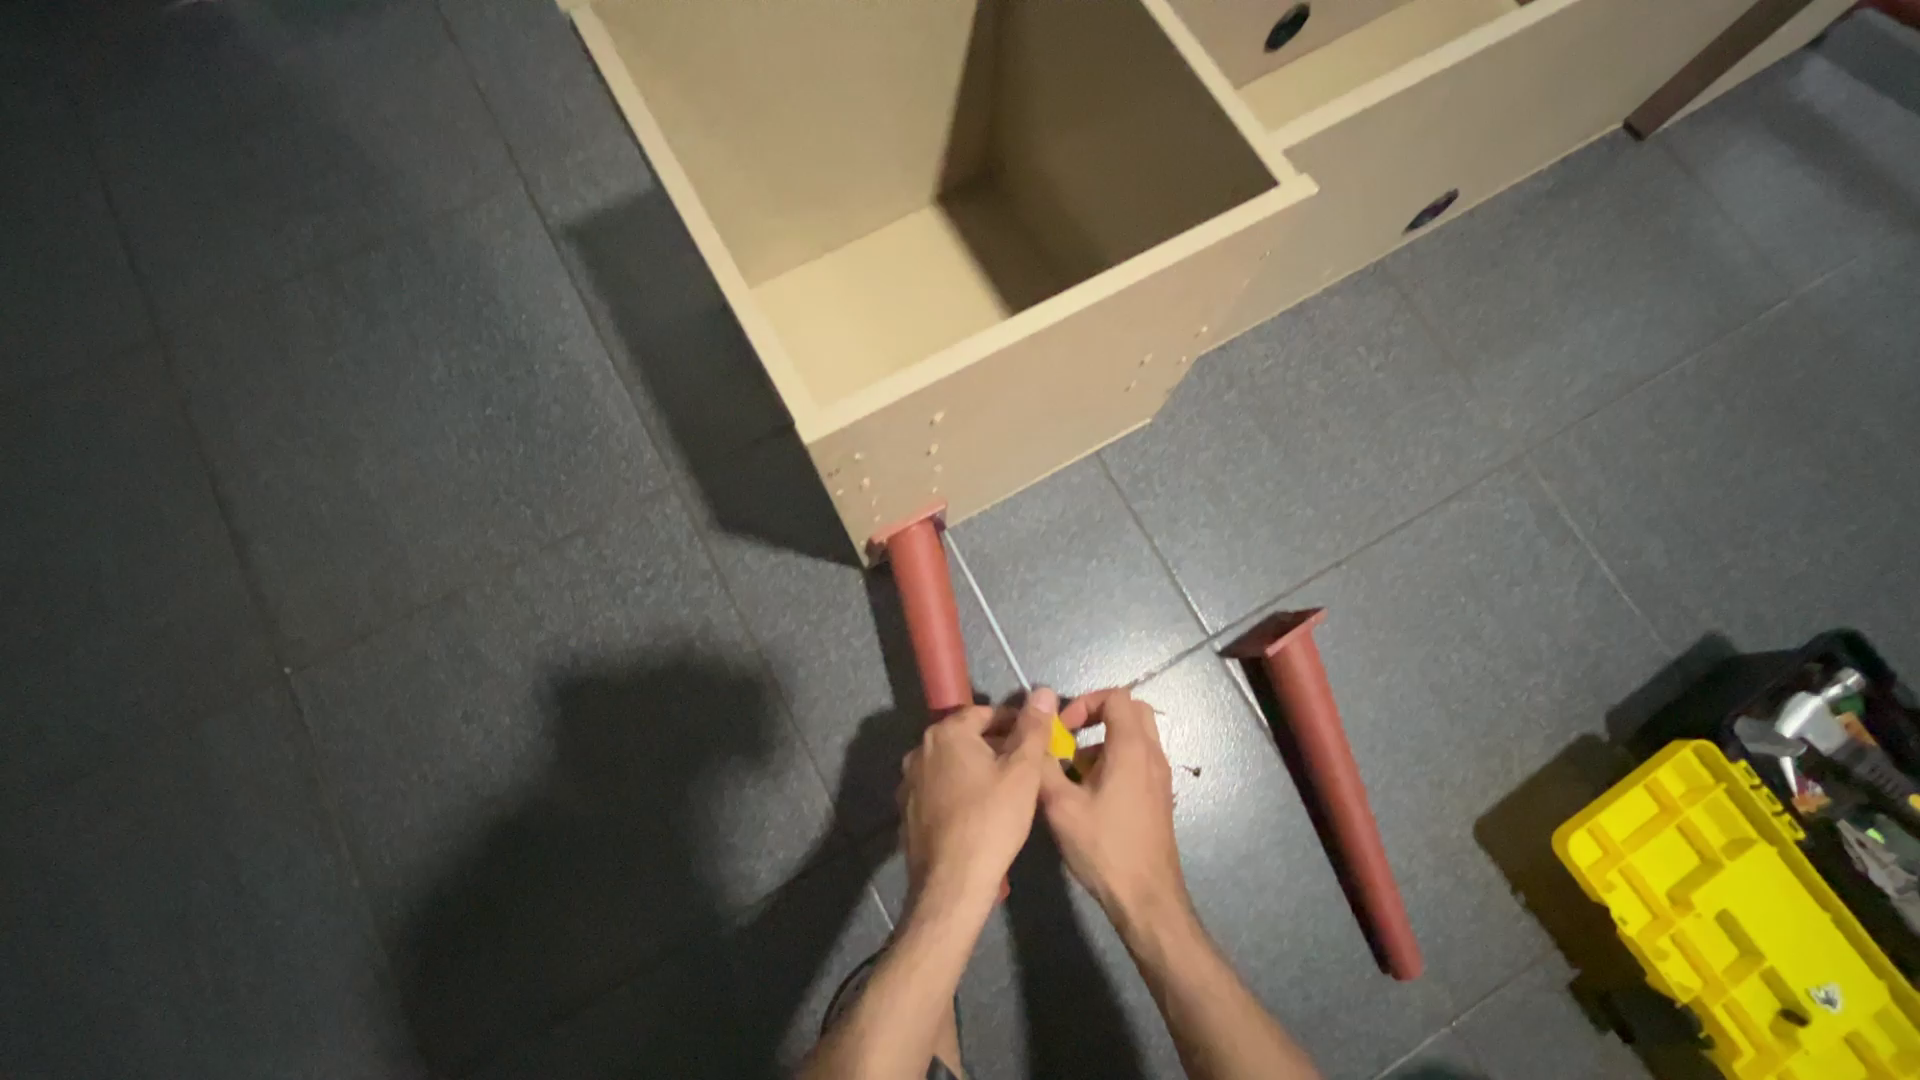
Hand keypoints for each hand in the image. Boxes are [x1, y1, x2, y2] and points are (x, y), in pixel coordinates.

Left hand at [898, 690, 1056, 918]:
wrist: (952, 883)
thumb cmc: (991, 820)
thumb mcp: (1023, 772)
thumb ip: (1032, 729)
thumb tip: (1041, 691)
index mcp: (946, 733)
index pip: (984, 713)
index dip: (1014, 723)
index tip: (1035, 741)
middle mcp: (919, 750)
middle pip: (965, 738)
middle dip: (995, 747)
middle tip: (1025, 767)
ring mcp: (908, 782)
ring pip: (951, 765)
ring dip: (975, 770)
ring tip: (1004, 791)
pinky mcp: (906, 812)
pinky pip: (938, 791)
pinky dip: (958, 793)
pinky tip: (978, 814)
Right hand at [1038, 689, 1190, 930]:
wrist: (1147, 899)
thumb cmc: (1104, 848)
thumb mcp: (1060, 805)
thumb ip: (1043, 764)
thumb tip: (1033, 733)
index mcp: (1131, 748)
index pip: (1116, 696)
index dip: (1085, 702)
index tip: (1063, 729)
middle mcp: (1152, 755)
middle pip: (1131, 710)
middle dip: (1096, 715)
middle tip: (1070, 737)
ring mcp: (1159, 777)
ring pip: (1135, 737)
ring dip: (1103, 741)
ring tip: (1073, 772)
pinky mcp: (1158, 797)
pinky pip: (1138, 760)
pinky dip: (1114, 761)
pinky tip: (1089, 795)